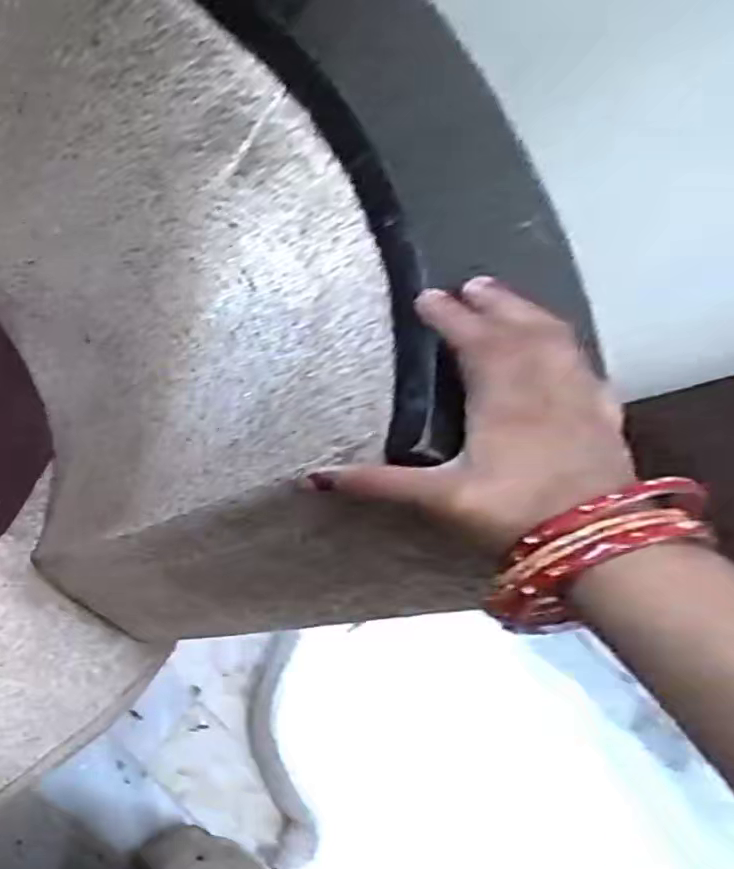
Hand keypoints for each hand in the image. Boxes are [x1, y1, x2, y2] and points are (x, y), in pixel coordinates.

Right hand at [313, 276, 636, 553]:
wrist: (597, 541)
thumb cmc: (510, 513)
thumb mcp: (435, 499)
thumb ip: (376, 482)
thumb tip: (312, 477)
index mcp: (506, 405)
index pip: (480, 347)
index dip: (453, 320)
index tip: (427, 297)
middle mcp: (547, 393)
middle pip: (527, 334)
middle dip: (497, 305)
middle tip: (469, 284)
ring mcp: (580, 403)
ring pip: (560, 343)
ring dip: (531, 316)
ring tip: (506, 300)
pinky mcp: (599, 418)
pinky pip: (581, 367)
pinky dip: (563, 347)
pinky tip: (556, 350)